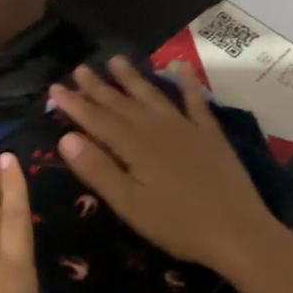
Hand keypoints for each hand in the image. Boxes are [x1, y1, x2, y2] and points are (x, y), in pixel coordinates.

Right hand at [49, 57, 288, 276]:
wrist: (237, 231)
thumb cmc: (177, 225)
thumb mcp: (129, 205)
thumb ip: (98, 170)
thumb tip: (65, 137)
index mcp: (133, 147)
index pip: (96, 120)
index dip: (74, 104)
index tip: (55, 88)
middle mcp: (156, 129)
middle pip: (121, 104)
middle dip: (98, 87)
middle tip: (79, 68)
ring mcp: (185, 128)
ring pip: (152, 96)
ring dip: (133, 78)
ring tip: (116, 60)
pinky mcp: (210, 134)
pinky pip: (195, 101)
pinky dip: (187, 83)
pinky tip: (180, 66)